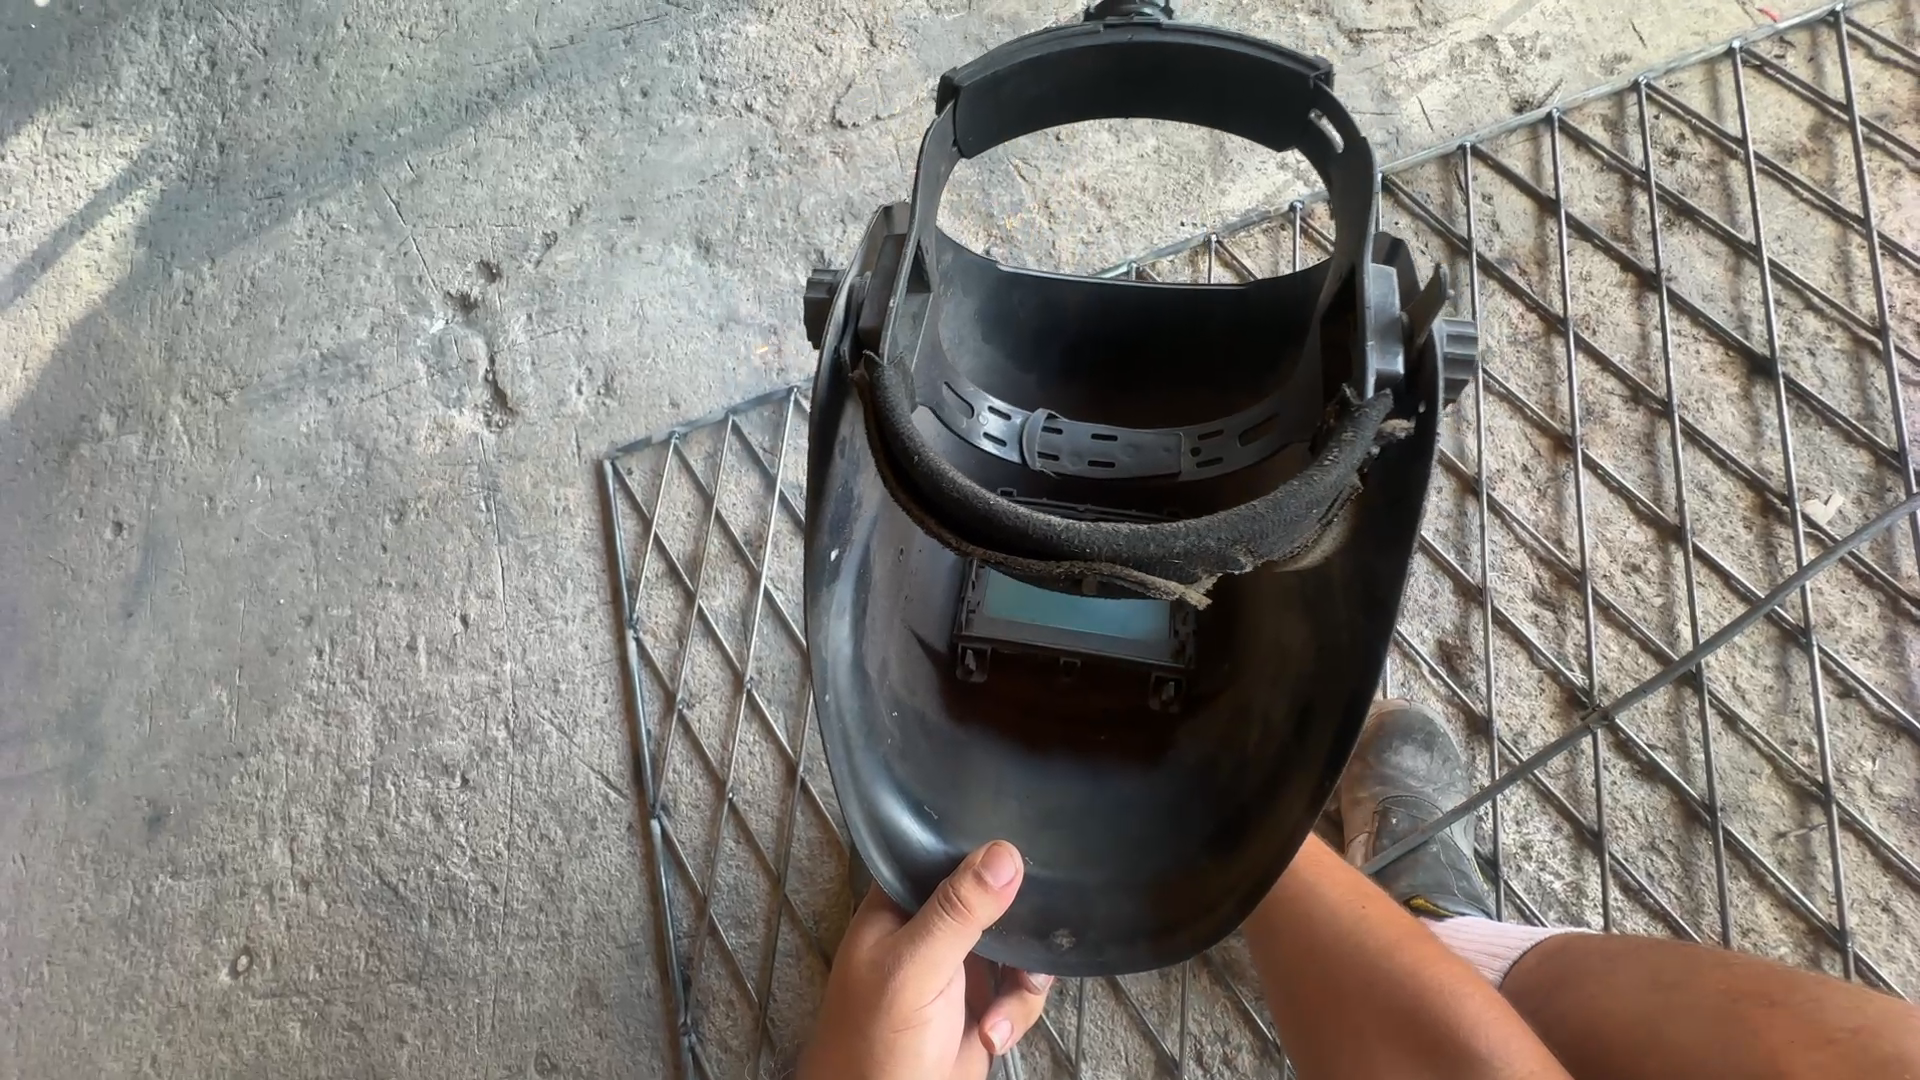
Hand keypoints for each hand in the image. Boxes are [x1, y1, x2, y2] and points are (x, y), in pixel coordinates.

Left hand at [798, 840, 1054, 1079]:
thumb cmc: (875, 1043)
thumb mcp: (914, 969)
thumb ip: (957, 911)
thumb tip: (1005, 853)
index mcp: (900, 901)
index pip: (944, 850)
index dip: (982, 846)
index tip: (1021, 847)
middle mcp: (931, 924)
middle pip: (990, 894)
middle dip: (1017, 916)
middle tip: (1028, 937)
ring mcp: (957, 965)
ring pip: (1014, 941)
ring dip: (1024, 972)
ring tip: (1012, 1001)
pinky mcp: (981, 1004)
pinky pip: (1020, 986)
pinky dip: (1020, 1009)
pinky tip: (994, 1034)